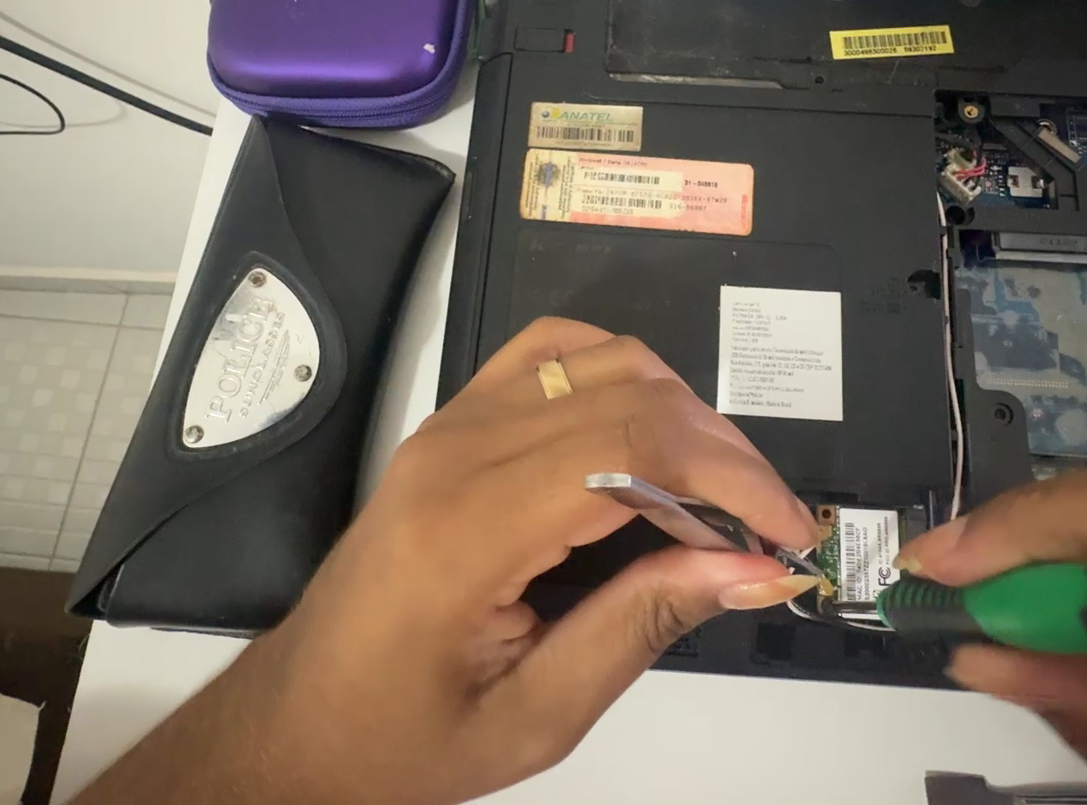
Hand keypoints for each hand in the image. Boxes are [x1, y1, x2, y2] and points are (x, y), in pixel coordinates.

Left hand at [76, 318, 819, 804]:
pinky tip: (643, 421)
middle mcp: (460, 448)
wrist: (301, 714)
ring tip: (713, 480)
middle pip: (626, 395)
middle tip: (763, 518)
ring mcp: (453, 420)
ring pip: (598, 357)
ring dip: (677, 406)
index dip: (728, 474)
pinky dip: (618, 368)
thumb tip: (751, 567)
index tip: (786, 528)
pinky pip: (551, 349)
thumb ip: (645, 622)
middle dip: (720, 449)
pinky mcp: (455, 416)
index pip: (630, 448)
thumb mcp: (537, 715)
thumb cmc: (405, 737)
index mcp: (472, 527)